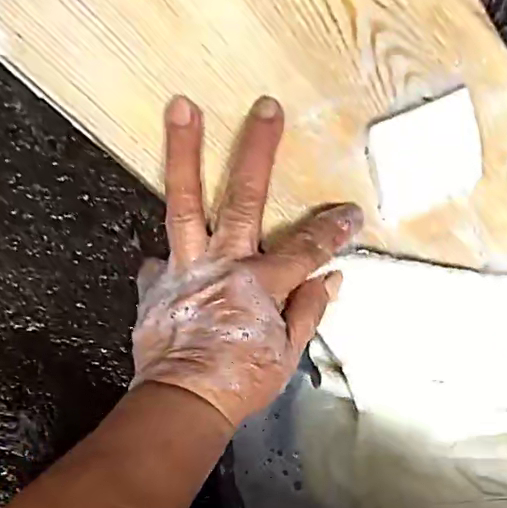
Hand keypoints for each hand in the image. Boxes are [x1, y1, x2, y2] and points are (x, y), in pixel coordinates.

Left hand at [131, 95, 362, 426]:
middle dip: (259, 150)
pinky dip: (164, 258)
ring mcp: (186, 270)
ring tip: (181, 108)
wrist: (184, 400)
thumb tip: (328, 281)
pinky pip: (158, 262)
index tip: (349, 213)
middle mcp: (224, 264)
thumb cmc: (239, 382)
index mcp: (262, 283)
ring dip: (184, 153)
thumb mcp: (287, 354)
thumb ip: (306, 311)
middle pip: (245, 197)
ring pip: (186, 202)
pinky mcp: (156, 286)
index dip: (332, 229)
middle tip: (265, 107)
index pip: (308, 247)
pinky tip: (162, 254)